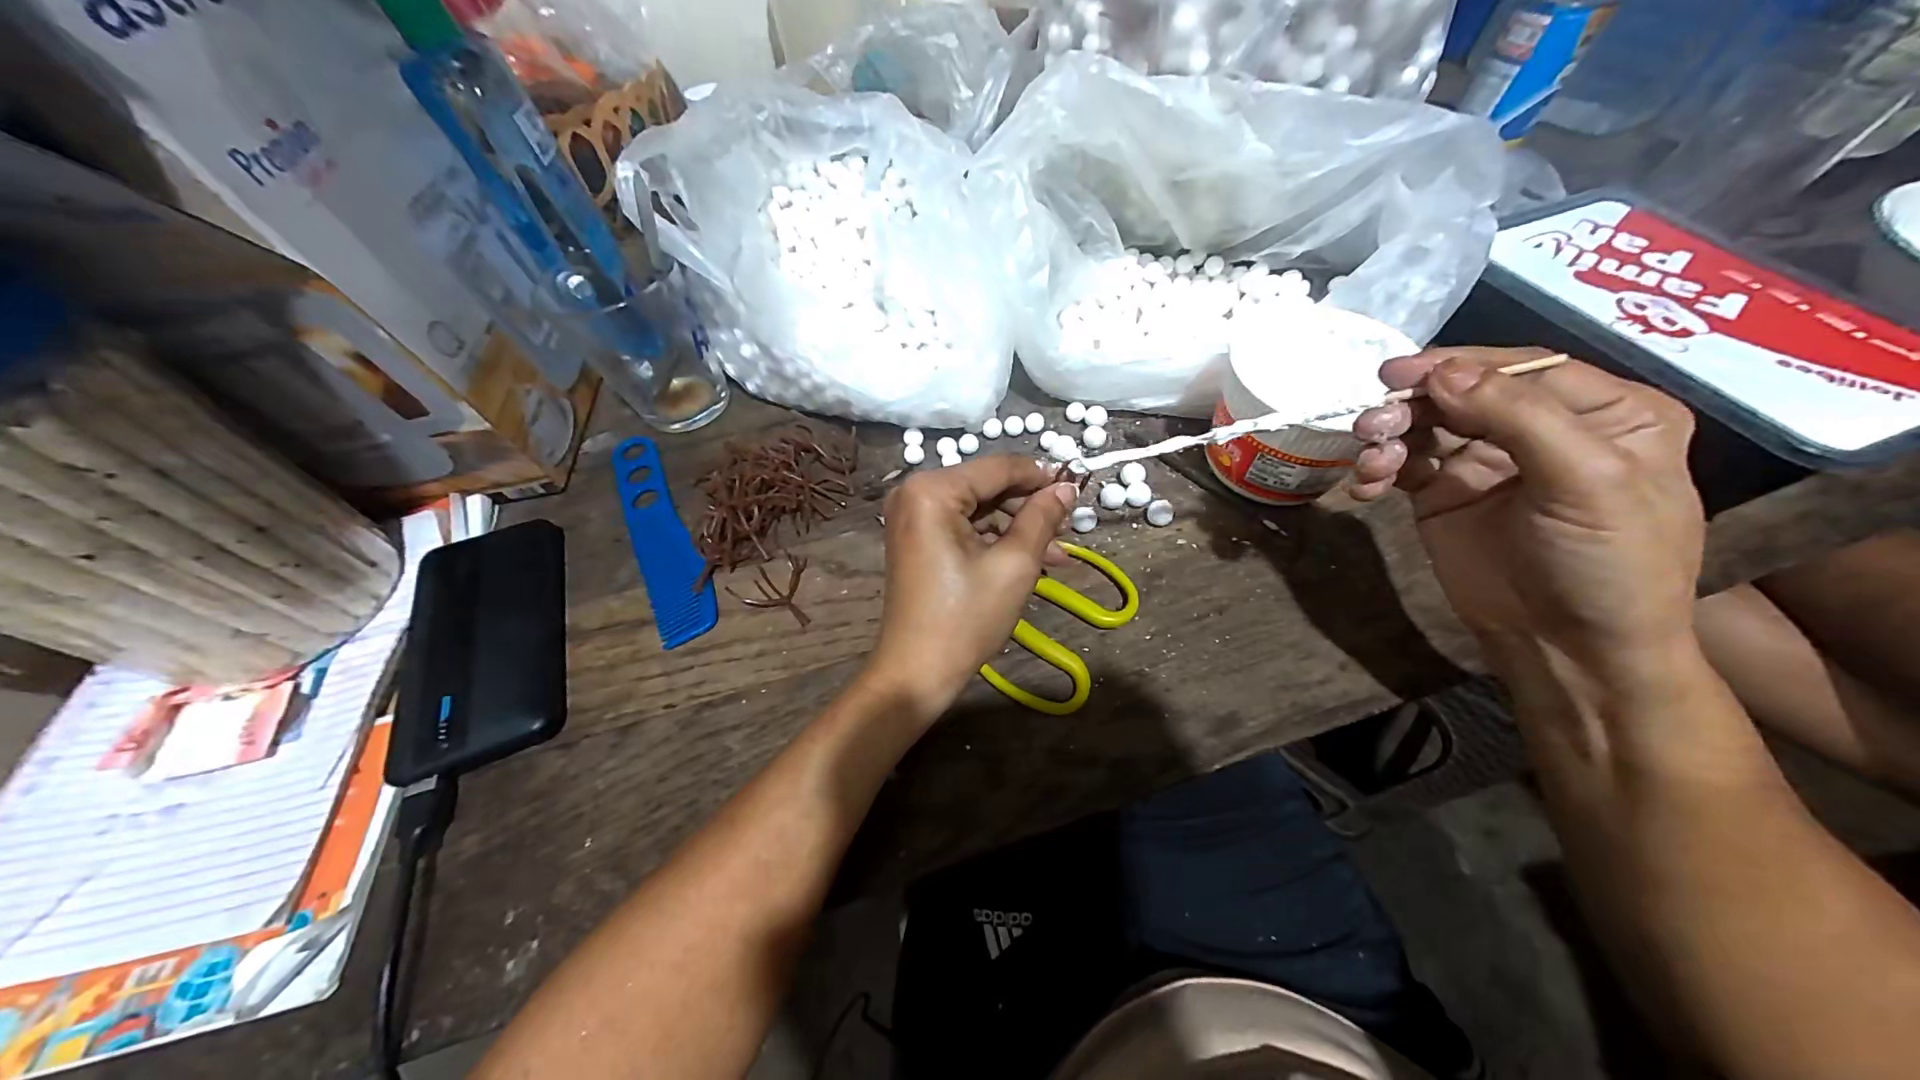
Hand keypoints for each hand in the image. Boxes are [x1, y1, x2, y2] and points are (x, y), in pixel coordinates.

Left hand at [868, 456, 1077, 718]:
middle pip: (988, 486)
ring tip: (1057, 555)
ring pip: (979, 508)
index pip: (999, 468)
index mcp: (933, 490)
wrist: (916, 672)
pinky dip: (995, 540)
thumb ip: (1042, 518)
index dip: (1042, 478)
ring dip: (1017, 528)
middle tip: (1069, 531)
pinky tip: (1030, 560)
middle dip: (1030, 508)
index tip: (1077, 493)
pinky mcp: (916, 539)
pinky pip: (963, 527)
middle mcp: (915, 493)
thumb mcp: (1015, 564)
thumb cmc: (965, 618)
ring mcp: (912, 517)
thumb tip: (1066, 488)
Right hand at [1346, 347, 1704, 666]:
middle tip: (1371, 421)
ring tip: (1369, 460)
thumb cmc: (1607, 563)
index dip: (1463, 365)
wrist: (1568, 649)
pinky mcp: (1444, 494)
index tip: (1401, 374)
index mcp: (1607, 413)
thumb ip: (1520, 417)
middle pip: (1466, 393)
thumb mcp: (1586, 481)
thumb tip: (1440, 373)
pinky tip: (1367, 486)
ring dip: (1390, 436)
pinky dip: (1380, 469)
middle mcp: (1544, 428)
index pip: (1527, 369)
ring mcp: (1488, 462)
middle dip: (1416, 404)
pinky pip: (1404, 464)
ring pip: (1428, 426)